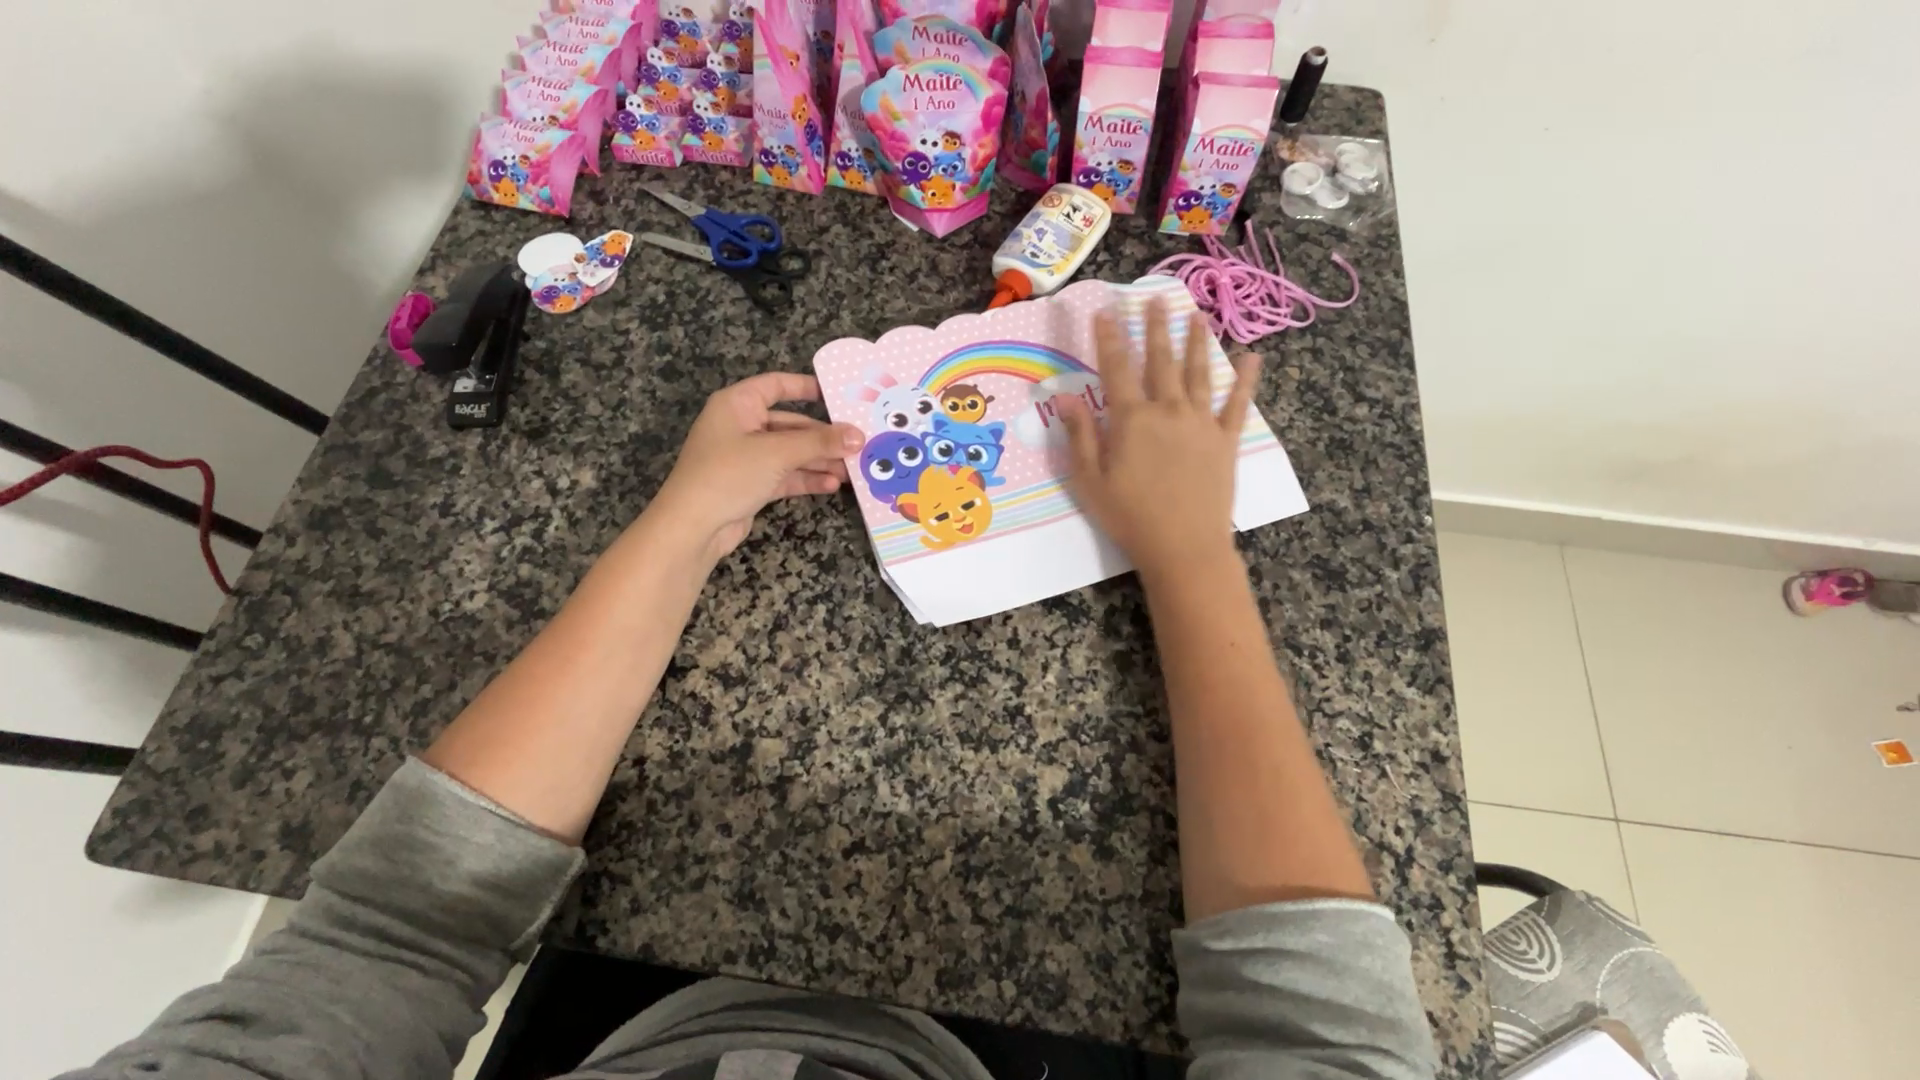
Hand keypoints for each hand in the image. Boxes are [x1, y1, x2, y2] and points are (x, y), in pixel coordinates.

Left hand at [649, 373, 862, 561]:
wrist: (693, 526)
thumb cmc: (728, 474)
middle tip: (856, 444)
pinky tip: (831, 485)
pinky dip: (806, 478)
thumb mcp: (777, 453)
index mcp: (738, 404)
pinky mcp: (750, 483)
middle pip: (790, 424)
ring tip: (851, 469)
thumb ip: (820, 443)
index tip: (838, 395)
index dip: (806, 387)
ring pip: (790, 452)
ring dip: (819, 460)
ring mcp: (745, 457)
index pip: (776, 386)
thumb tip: (858, 435)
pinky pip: (785, 474)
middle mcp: (741, 426)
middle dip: (822, 437)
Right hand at [1061, 301, 1259, 582]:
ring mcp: (1201, 422)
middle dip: (1156, 327)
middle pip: (1161, 360)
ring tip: (1195, 315)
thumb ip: (1079, 436)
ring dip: (1197, 341)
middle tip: (1156, 299)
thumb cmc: (1129, 517)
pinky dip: (1245, 379)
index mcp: (1132, 419)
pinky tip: (1252, 357)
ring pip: (1199, 372)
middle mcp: (1168, 410)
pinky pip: (1238, 404)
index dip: (1110, 337)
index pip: (1116, 368)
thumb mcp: (1090, 481)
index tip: (1106, 310)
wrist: (1183, 546)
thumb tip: (1066, 398)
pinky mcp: (1226, 440)